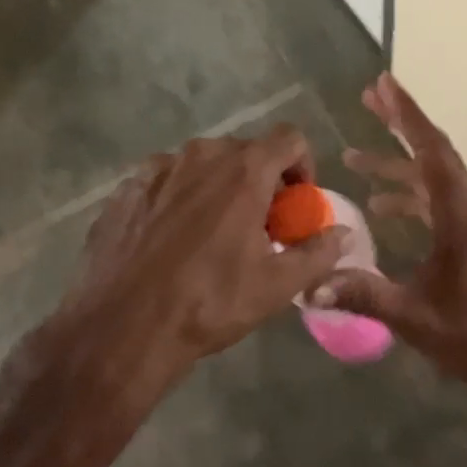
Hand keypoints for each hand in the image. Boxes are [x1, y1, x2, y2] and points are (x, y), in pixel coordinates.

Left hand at [53, 127, 345, 385]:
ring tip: (212, 235)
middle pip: (244, 151)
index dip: (302, 166)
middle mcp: (201, 156)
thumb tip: (344, 233)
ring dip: (217, 188)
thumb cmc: (209, 303)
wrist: (122, 328)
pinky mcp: (125, 189)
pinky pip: (164, 181)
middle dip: (260, 181)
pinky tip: (171, 241)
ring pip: (202, 165)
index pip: (289, 138)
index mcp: (243, 170)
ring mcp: (157, 169)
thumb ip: (317, 252)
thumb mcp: (276, 286)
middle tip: (258, 225)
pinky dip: (178, 199)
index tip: (296, 204)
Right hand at [319, 74, 466, 390]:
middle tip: (369, 96)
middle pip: (432, 151)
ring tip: (354, 156)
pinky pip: (437, 198)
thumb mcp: (415, 315)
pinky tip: (381, 207)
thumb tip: (310, 286)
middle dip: (400, 122)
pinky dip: (409, 193)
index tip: (383, 84)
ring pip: (433, 176)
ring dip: (397, 163)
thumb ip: (364, 295)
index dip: (405, 115)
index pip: (430, 150)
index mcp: (459, 212)